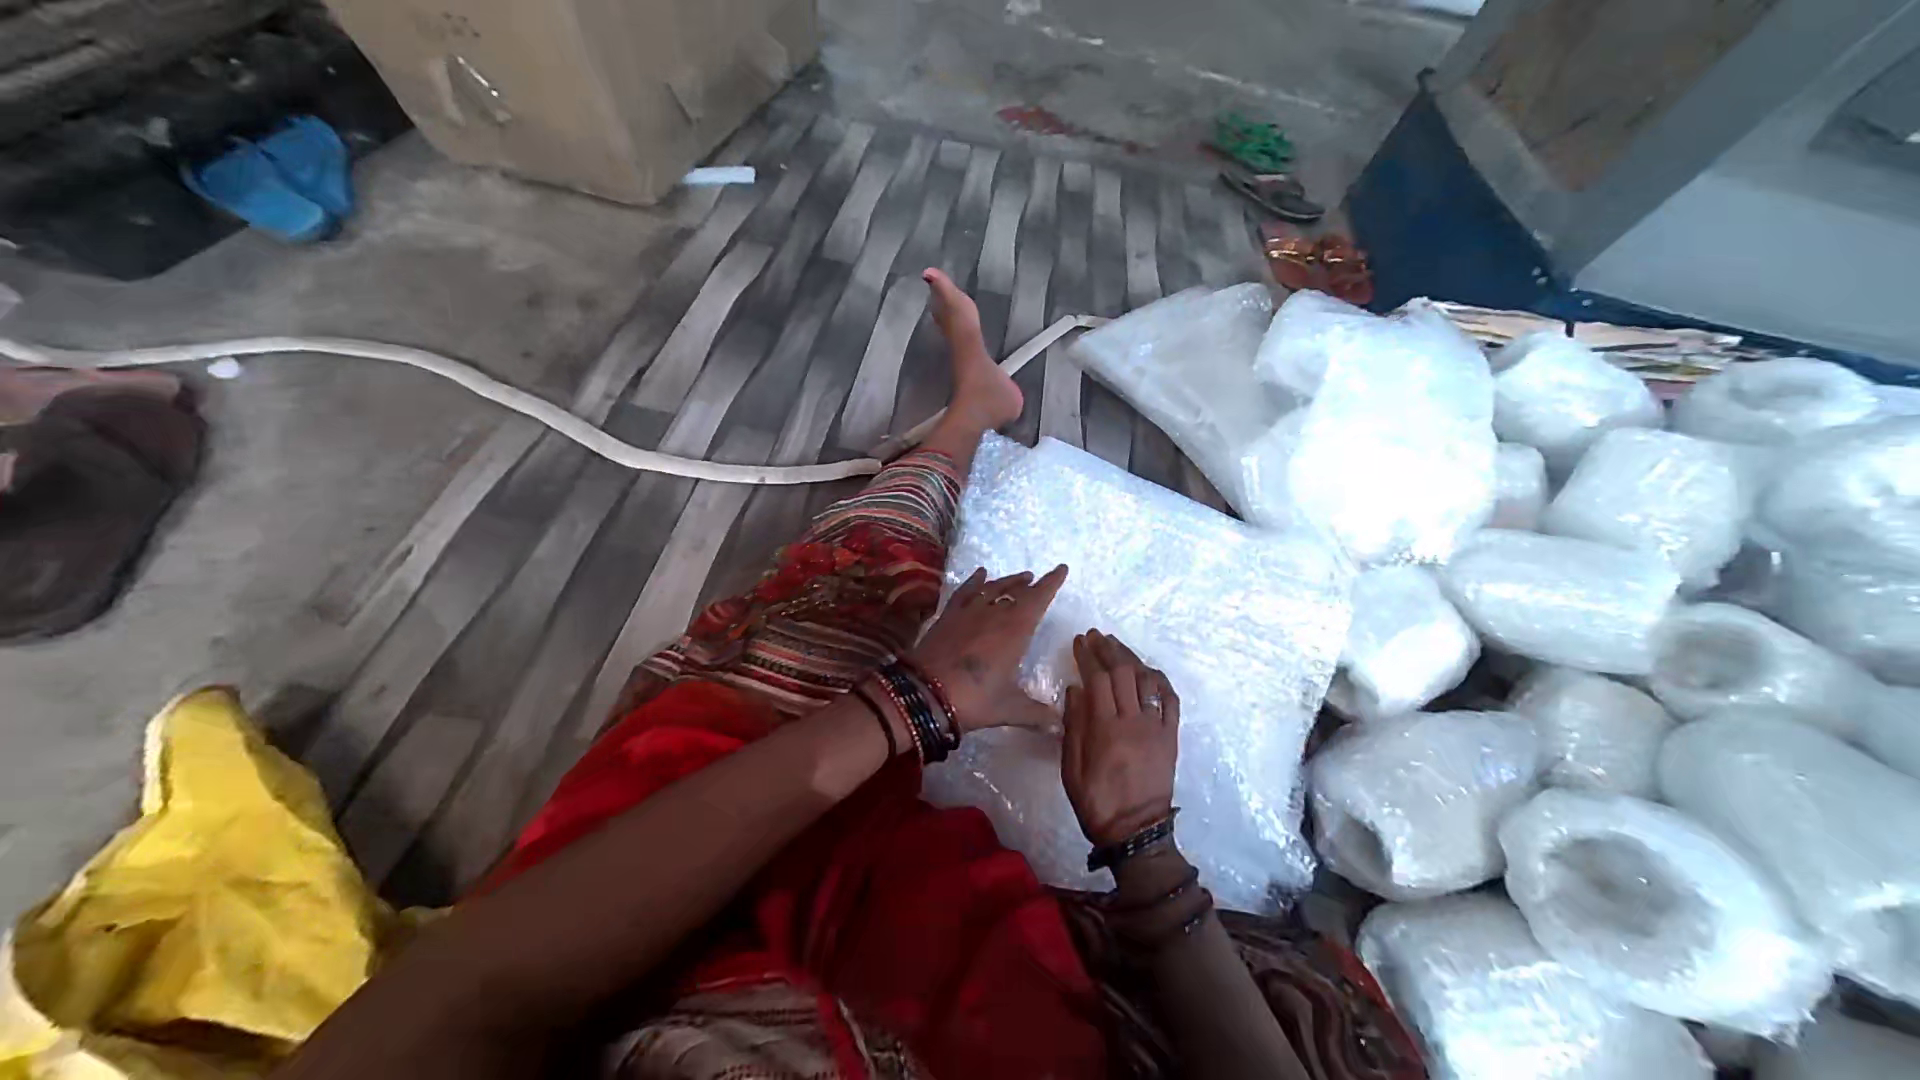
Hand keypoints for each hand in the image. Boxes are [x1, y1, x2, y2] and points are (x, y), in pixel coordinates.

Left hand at [907, 565, 1067, 733]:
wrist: (924, 693)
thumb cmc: (973, 698)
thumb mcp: (1009, 708)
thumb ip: (1036, 713)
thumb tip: (1058, 725)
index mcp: (1015, 630)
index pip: (1038, 599)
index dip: (1051, 583)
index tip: (1062, 569)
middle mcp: (994, 613)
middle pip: (1016, 591)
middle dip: (1030, 585)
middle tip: (1038, 580)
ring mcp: (968, 612)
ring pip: (992, 588)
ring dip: (1007, 581)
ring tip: (1019, 578)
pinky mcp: (948, 615)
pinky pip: (965, 591)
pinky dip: (975, 581)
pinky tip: (980, 575)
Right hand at [1062, 631, 1179, 845]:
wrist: (1136, 831)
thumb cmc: (1095, 801)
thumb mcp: (1070, 767)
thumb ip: (1073, 725)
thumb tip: (1076, 689)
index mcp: (1104, 728)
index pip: (1097, 678)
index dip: (1088, 655)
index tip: (1079, 641)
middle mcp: (1133, 721)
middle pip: (1123, 672)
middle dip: (1108, 649)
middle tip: (1096, 636)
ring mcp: (1156, 727)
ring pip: (1147, 680)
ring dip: (1132, 658)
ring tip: (1118, 646)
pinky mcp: (1172, 737)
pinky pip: (1170, 701)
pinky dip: (1160, 680)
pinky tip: (1149, 670)